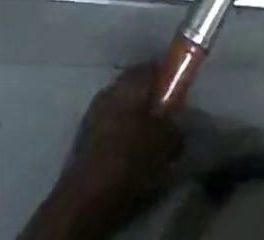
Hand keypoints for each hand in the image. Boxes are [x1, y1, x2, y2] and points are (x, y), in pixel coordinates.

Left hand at [52, 63, 182, 220]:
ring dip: (134, 111)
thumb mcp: (165, 145)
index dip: (167, 73)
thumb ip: (174, 126)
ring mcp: (93, 110)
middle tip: (166, 111)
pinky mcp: (84, 132)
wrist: (86, 197)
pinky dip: (122, 126)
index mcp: (129, 86)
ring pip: (121, 102)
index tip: (179, 86)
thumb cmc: (130, 161)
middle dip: (150, 93)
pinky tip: (130, 145)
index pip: (151, 66)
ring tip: (149, 131)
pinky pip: (110, 119)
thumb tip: (176, 122)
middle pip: (134, 83)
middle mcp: (109, 90)